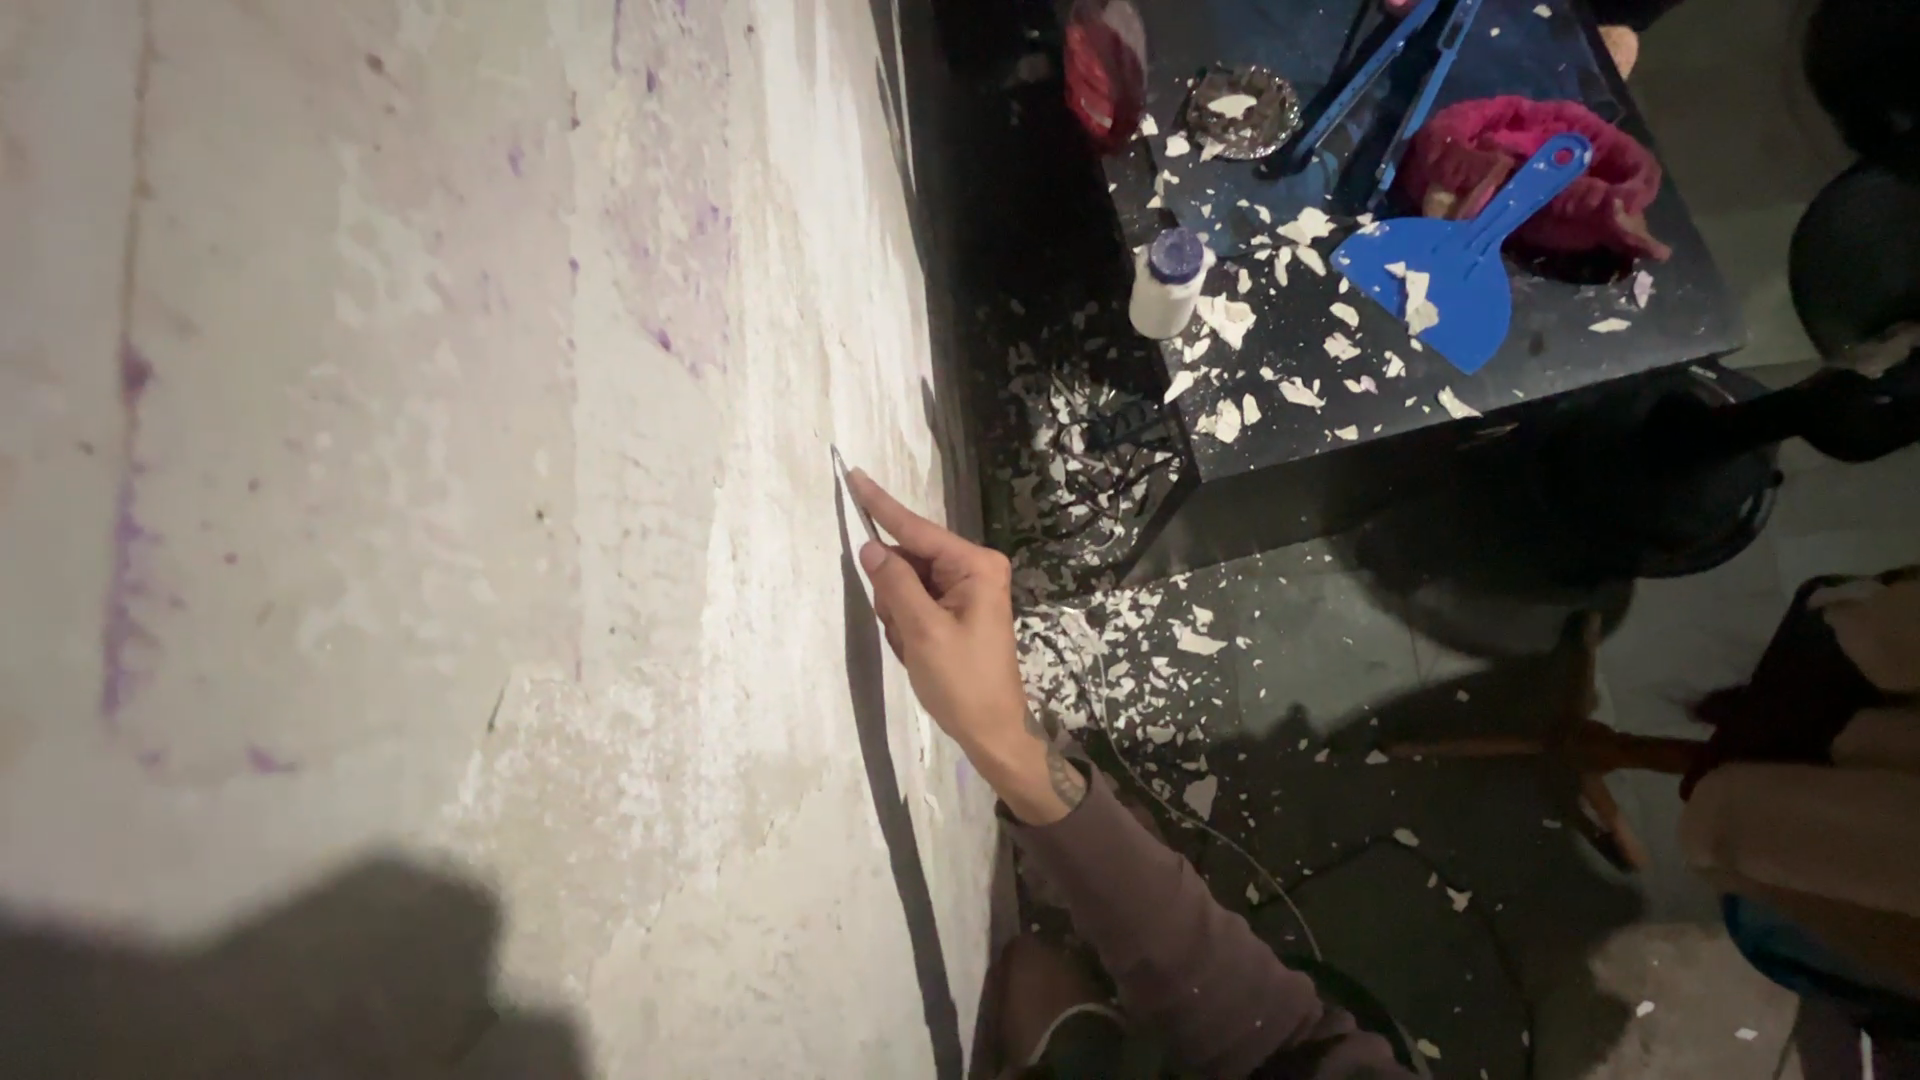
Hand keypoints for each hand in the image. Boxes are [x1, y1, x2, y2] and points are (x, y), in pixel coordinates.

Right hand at [847, 469, 1084, 822]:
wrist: (992, 729)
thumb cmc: (962, 682)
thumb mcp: (922, 631)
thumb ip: (894, 584)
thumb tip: (871, 547)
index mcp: (975, 566)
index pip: (917, 529)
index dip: (882, 506)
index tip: (855, 474)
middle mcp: (974, 569)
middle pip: (910, 559)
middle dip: (894, 593)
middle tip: (904, 631)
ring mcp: (967, 590)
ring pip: (908, 583)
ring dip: (899, 614)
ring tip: (915, 648)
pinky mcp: (959, 609)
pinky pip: (916, 603)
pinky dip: (907, 624)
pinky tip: (917, 650)